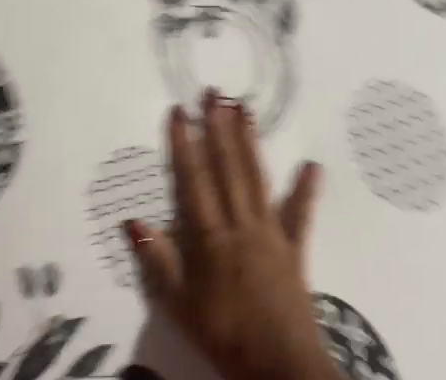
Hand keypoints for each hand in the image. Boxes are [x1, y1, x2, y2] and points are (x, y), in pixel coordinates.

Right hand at [126, 92, 335, 379]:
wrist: (283, 368)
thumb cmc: (225, 336)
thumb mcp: (180, 305)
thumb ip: (159, 262)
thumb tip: (132, 220)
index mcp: (211, 237)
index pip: (194, 181)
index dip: (184, 144)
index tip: (178, 111)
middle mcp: (241, 225)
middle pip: (228, 169)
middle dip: (218, 129)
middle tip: (214, 93)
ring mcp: (271, 235)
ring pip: (257, 180)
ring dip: (249, 143)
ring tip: (246, 109)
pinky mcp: (295, 251)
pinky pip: (300, 216)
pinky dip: (306, 191)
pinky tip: (313, 166)